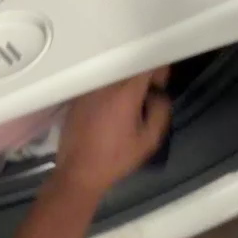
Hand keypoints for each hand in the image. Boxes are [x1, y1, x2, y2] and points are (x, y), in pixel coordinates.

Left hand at [53, 68, 172, 196]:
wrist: (79, 172)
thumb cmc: (116, 158)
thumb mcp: (149, 140)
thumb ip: (160, 111)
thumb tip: (158, 96)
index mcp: (124, 94)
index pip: (145, 65)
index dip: (158, 70)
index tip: (160, 85)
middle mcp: (105, 86)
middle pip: (128, 68)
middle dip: (141, 77)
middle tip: (147, 96)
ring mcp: (88, 91)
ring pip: (112, 77)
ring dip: (124, 85)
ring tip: (128, 106)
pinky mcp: (77, 99)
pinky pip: (99, 87)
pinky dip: (108, 93)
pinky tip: (110, 112)